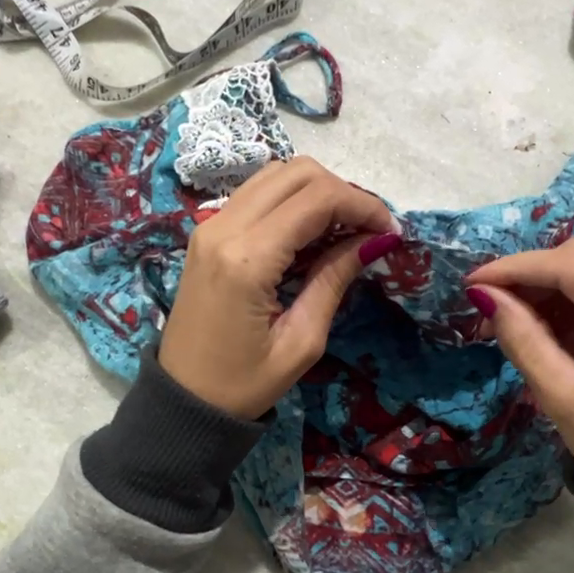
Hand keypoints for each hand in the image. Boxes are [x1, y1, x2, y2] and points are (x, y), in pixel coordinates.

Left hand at [159, 158, 397, 418]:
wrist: (183, 400)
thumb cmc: (243, 384)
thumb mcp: (301, 341)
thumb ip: (334, 280)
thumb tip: (375, 239)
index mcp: (247, 259)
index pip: (316, 198)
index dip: (362, 205)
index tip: (390, 230)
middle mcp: (223, 228)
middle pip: (296, 172)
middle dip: (342, 192)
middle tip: (368, 230)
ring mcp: (209, 226)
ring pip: (275, 175)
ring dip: (316, 192)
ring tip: (343, 231)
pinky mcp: (206, 233)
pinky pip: (255, 194)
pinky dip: (290, 200)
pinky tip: (311, 234)